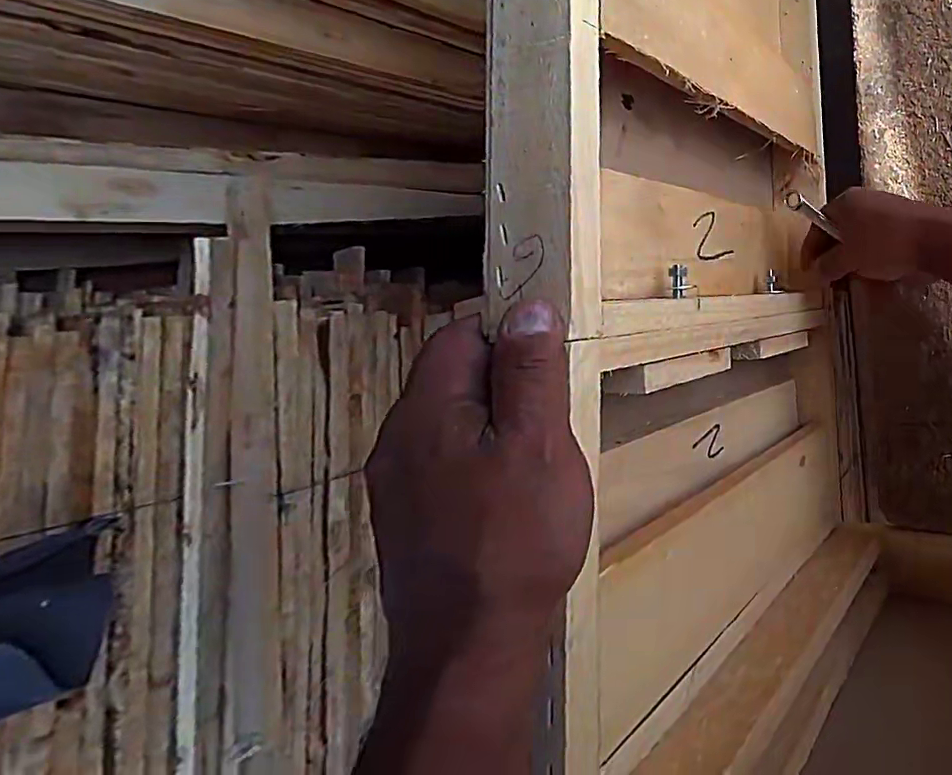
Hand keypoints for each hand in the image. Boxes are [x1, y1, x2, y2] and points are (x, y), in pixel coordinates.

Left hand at [366, 298, 593, 648]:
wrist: (471, 645)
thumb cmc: (516, 535)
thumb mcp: (537, 442)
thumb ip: (531, 372)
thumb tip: (530, 307)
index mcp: (424, 413)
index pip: (461, 337)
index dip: (509, 337)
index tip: (551, 366)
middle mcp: (398, 440)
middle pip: (456, 376)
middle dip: (510, 382)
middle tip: (553, 419)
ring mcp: (399, 481)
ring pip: (456, 418)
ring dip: (501, 420)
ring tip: (540, 457)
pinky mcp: (410, 513)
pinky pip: (450, 456)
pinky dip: (486, 453)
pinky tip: (514, 489)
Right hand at [803, 187, 951, 282]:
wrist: (935, 239)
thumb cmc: (885, 244)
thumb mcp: (850, 259)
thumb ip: (829, 265)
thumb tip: (816, 272)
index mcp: (845, 202)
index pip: (818, 224)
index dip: (811, 250)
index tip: (808, 271)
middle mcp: (864, 200)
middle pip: (840, 231)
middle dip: (835, 256)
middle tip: (831, 278)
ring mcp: (887, 210)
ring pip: (861, 238)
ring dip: (856, 259)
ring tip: (856, 279)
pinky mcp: (905, 222)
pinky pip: (881, 241)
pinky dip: (875, 257)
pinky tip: (880, 273)